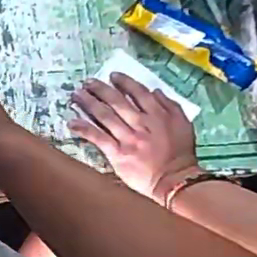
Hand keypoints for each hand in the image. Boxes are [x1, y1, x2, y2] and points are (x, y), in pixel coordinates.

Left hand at [69, 74, 199, 203]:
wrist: (175, 181)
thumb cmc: (180, 154)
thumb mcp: (183, 124)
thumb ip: (169, 105)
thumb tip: (155, 90)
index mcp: (158, 115)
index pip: (138, 93)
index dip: (124, 82)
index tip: (112, 76)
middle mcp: (141, 124)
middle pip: (117, 101)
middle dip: (100, 89)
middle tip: (87, 82)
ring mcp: (128, 138)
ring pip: (105, 116)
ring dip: (88, 103)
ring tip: (76, 95)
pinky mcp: (118, 154)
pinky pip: (98, 138)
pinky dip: (84, 128)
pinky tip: (72, 122)